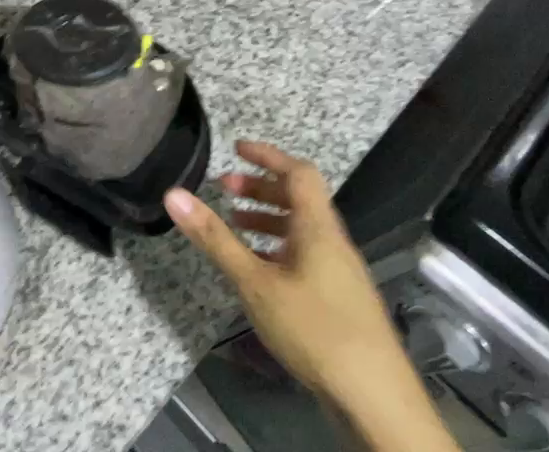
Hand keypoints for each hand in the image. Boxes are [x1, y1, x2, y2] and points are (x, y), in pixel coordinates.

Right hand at [165, 141, 399, 398]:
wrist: (376, 399)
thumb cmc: (315, 330)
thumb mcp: (254, 282)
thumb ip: (214, 238)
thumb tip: (173, 194)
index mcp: (318, 230)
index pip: (299, 174)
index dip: (269, 156)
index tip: (236, 148)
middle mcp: (333, 244)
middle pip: (300, 200)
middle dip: (261, 187)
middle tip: (224, 188)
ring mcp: (340, 273)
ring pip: (302, 229)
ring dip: (268, 217)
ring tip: (234, 224)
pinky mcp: (340, 299)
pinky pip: (306, 254)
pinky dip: (277, 246)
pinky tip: (258, 268)